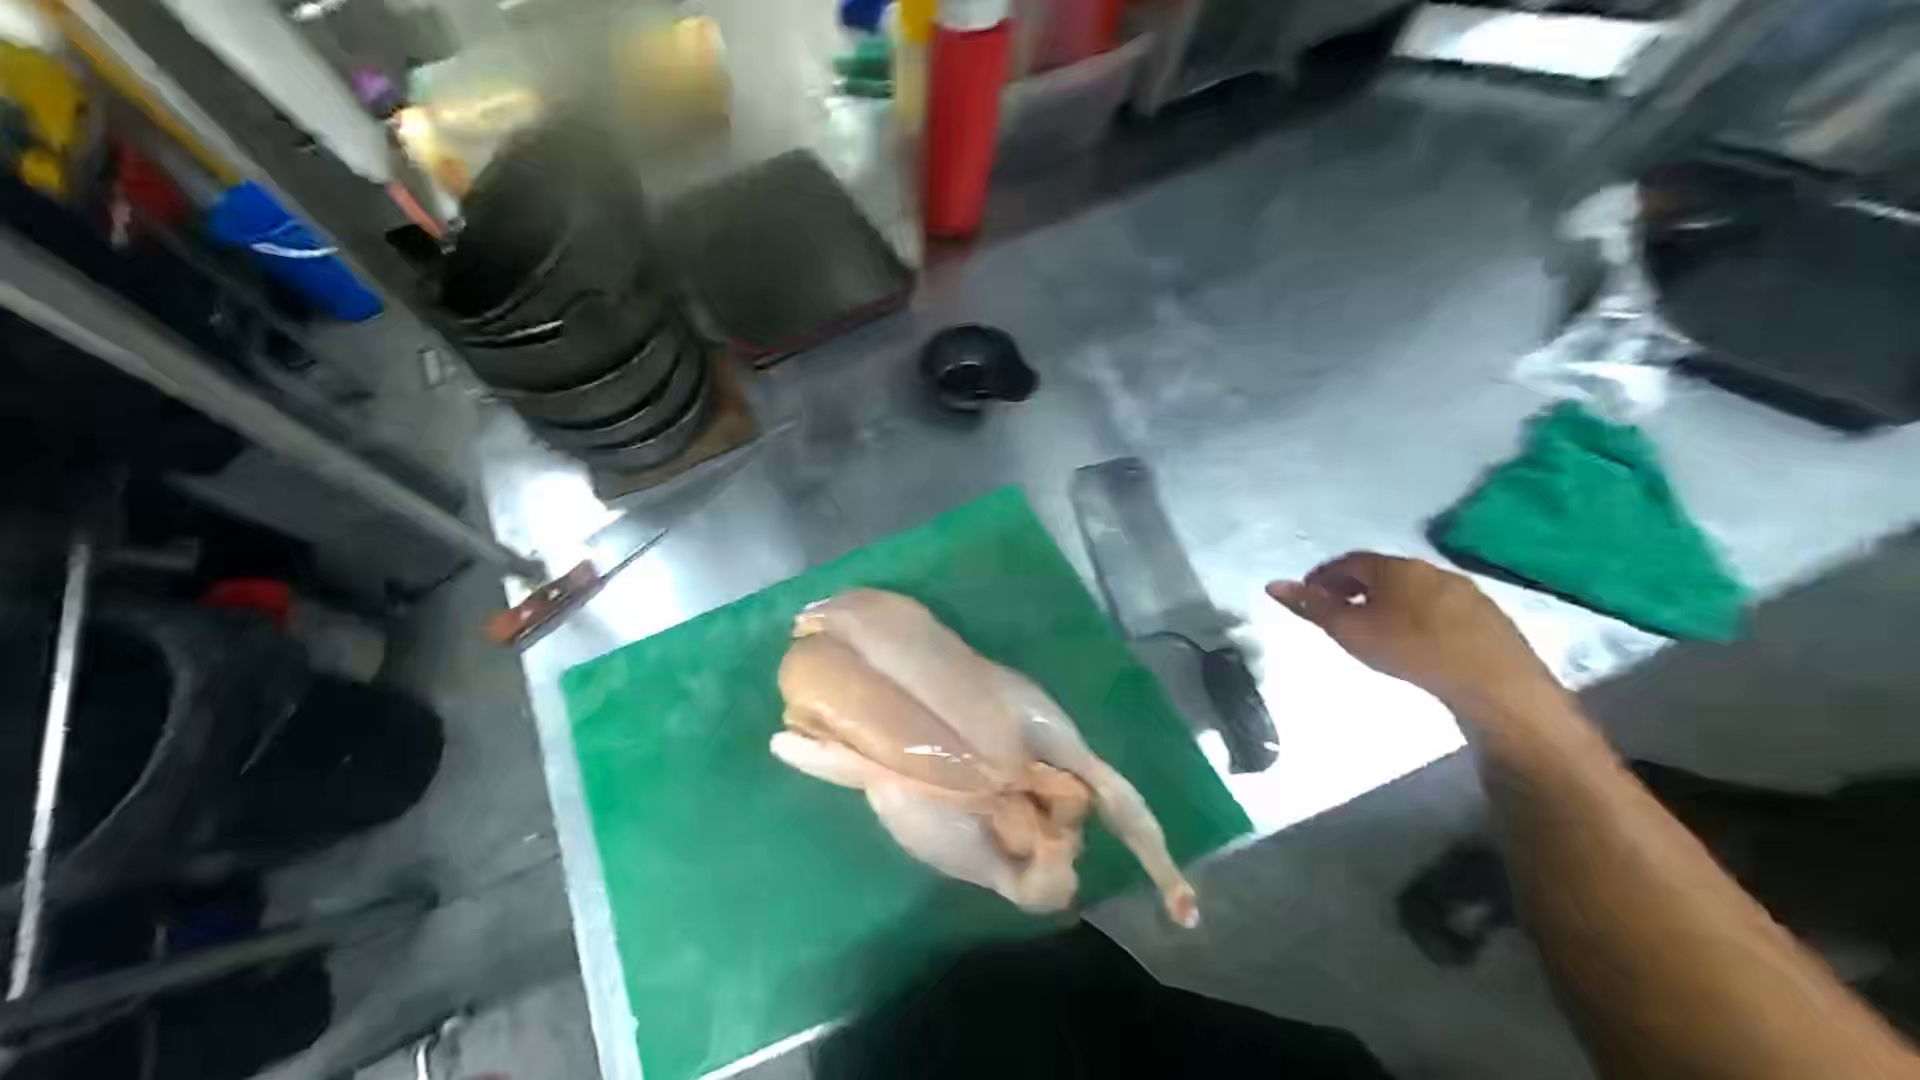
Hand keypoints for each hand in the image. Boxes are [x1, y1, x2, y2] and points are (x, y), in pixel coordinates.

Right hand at [1267, 553, 1553, 707]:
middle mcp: (1428, 569)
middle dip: (1354, 586)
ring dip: (1387, 600)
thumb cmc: (1409, 649)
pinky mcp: (1486, 614)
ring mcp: (1462, 590)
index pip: (1348, 560)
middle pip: (1380, 571)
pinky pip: (1438, 605)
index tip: (1310, 594)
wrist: (1493, 682)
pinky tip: (1415, 639)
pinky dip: (1417, 614)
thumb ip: (1311, 606)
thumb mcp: (1348, 630)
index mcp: (1393, 567)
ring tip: (1374, 626)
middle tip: (1337, 610)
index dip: (1324, 575)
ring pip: (1412, 588)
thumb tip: (1272, 584)